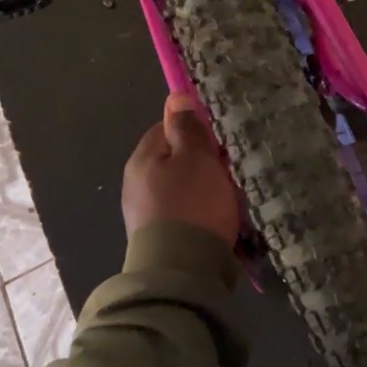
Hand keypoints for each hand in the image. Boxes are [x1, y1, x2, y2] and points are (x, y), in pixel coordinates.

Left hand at [121, 94, 241, 243]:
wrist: (183, 269)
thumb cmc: (192, 205)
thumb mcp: (196, 159)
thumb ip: (188, 129)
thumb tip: (176, 97)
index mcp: (142, 159)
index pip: (166, 129)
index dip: (194, 130)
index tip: (220, 140)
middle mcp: (136, 184)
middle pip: (173, 161)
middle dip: (201, 163)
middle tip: (230, 170)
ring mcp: (146, 214)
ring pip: (180, 189)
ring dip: (202, 190)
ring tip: (229, 197)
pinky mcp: (160, 239)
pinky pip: (185, 214)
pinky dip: (201, 212)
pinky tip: (218, 219)